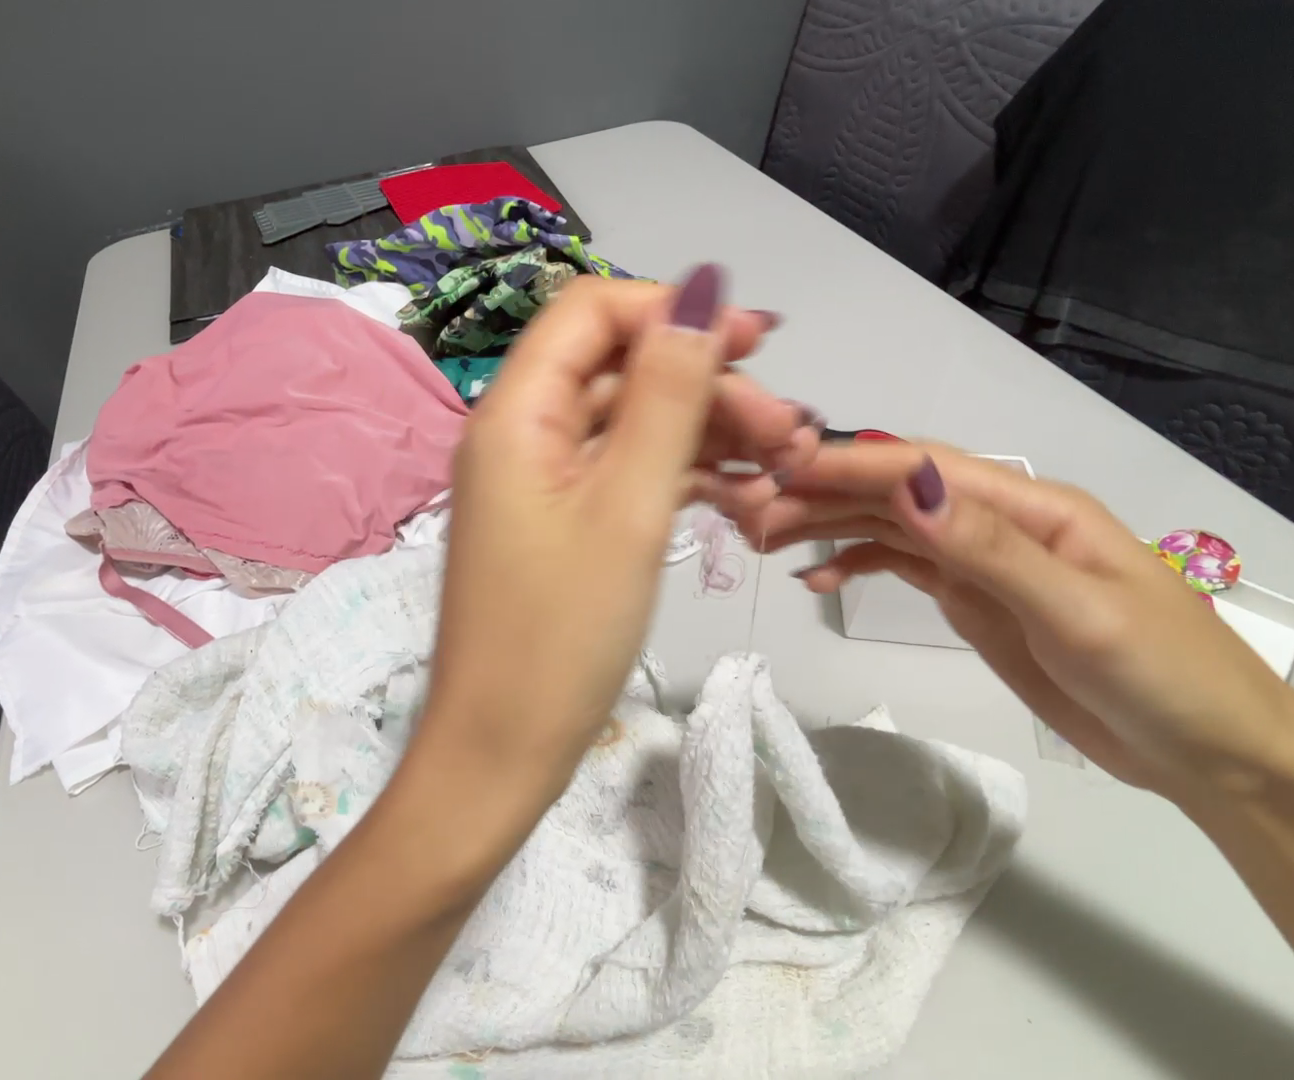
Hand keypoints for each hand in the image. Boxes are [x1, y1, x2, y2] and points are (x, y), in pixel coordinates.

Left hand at [420, 267, 816, 803]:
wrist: (503, 750)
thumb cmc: (561, 634)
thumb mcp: (629, 504)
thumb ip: (667, 392)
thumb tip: (699, 287)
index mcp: (517, 412)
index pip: (593, 312)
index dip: (673, 312)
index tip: (757, 344)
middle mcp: (519, 433)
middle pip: (620, 369)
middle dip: (706, 385)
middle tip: (790, 435)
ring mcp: (537, 482)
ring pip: (630, 425)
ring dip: (704, 435)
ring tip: (780, 472)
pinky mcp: (557, 525)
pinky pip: (623, 475)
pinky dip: (679, 478)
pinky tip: (739, 500)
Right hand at [713, 442, 1293, 793]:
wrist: (1207, 753)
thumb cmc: (1164, 677)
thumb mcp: (1079, 614)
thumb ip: (991, 551)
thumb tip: (911, 489)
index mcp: (1031, 507)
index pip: (923, 468)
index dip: (850, 464)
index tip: (778, 471)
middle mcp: (996, 520)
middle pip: (894, 493)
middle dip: (821, 495)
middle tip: (751, 515)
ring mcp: (980, 560)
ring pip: (888, 526)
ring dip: (827, 526)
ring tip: (764, 541)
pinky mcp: (971, 598)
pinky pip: (900, 566)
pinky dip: (854, 564)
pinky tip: (815, 578)